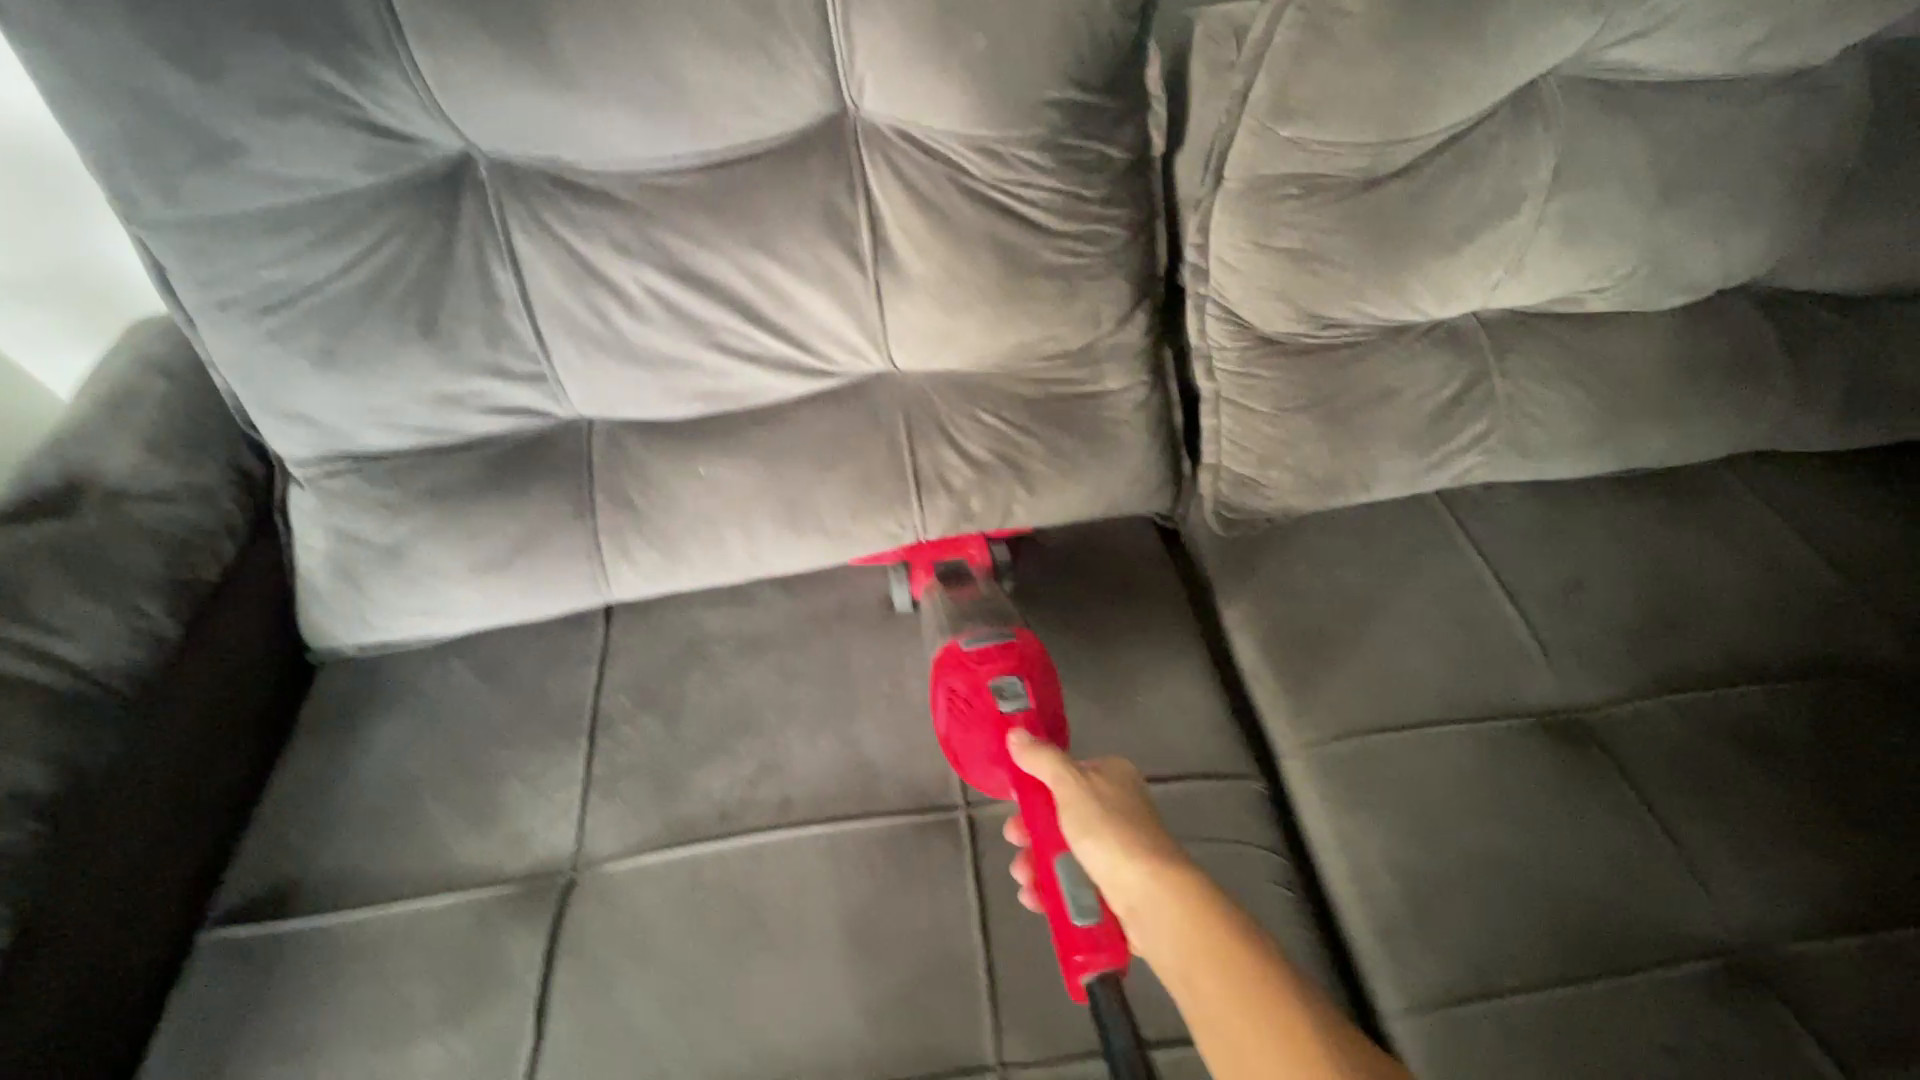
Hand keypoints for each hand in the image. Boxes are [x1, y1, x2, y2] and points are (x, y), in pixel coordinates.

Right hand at [1003, 729, 1194, 926]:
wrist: (1150, 895)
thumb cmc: (1110, 831)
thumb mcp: (1072, 785)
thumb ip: (1042, 759)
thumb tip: (1015, 731)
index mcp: (1111, 777)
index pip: (1066, 775)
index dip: (1037, 787)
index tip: (1014, 801)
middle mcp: (1115, 809)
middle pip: (1059, 815)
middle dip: (1030, 830)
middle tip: (1014, 839)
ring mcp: (1114, 849)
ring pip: (1061, 851)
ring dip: (1034, 863)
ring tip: (1023, 877)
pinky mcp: (1110, 885)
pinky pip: (1071, 882)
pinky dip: (1049, 888)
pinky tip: (1033, 897)